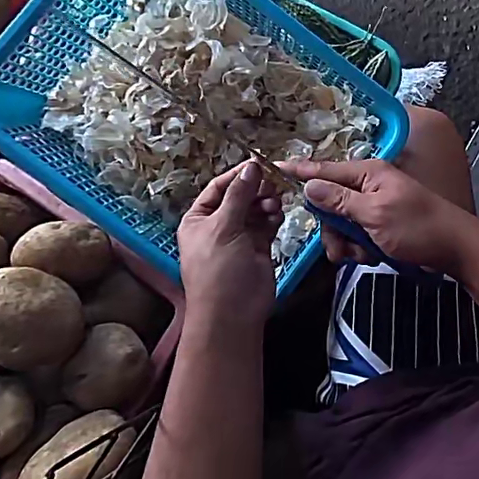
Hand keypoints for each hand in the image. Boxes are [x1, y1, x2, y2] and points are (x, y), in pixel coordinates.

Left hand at [178, 162, 282, 325]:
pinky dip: (273, 217)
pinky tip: (278, 215)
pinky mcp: (258, 248)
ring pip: (256, 209)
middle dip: (256, 189)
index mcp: (199, 219)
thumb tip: (252, 167)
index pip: (219, 188)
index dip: (238, 175)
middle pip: (240, 196)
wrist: (232, 314)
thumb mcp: (224, 227)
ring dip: (266, 203)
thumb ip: (239, 195)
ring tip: (275, 203)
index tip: (259, 165)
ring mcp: (239, 237)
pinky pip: (267, 224)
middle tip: (274, 184)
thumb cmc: (219, 270)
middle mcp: (218, 225)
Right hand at [281, 158, 477, 276]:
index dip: (301, 171)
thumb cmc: (417, 227)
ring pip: (343, 223)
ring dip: (347, 242)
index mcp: (368, 174)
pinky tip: (372, 257)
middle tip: (339, 248)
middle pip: (330, 203)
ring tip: (361, 255)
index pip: (326, 169)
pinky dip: (361, 248)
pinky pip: (358, 235)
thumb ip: (339, 200)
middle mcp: (369, 186)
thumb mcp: (374, 214)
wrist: (454, 250)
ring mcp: (376, 206)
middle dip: (332, 229)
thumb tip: (309, 185)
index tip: (277, 167)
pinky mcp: (382, 225)